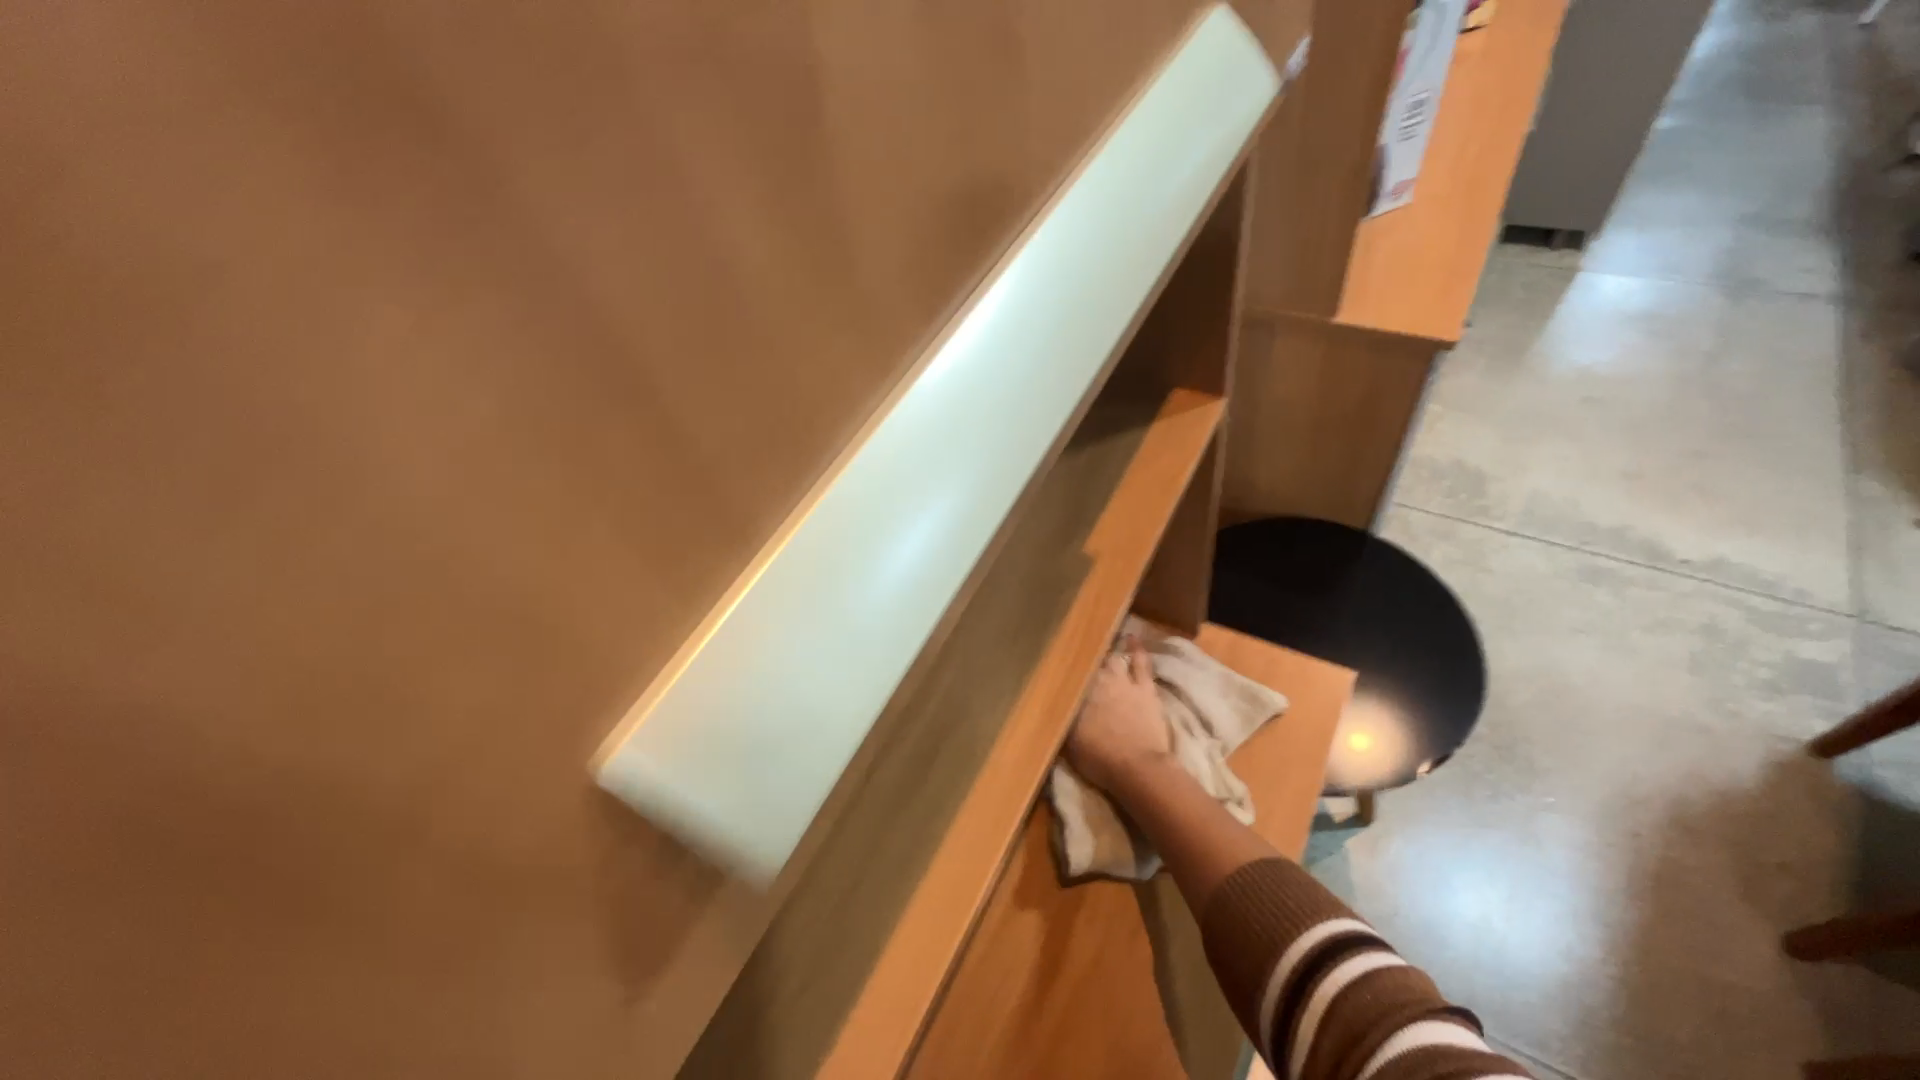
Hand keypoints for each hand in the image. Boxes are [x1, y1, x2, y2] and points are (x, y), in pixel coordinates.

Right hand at [1064, 636, 1171, 794]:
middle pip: (1087, 664)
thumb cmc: (1099, 759)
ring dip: (1105, 654)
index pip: (1065, 676)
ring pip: (1111, 659)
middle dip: (1081, 661)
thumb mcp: (1069, 743)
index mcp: (1076, 694)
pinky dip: (1136, 649)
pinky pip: (1140, 662)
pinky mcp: (1145, 687)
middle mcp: (1096, 682)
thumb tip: (1051, 706)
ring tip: (1098, 644)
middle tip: (1075, 659)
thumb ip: (1062, 720)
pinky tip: (1131, 637)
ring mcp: (1122, 681)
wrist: (1138, 768)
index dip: (1059, 672)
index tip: (1052, 668)